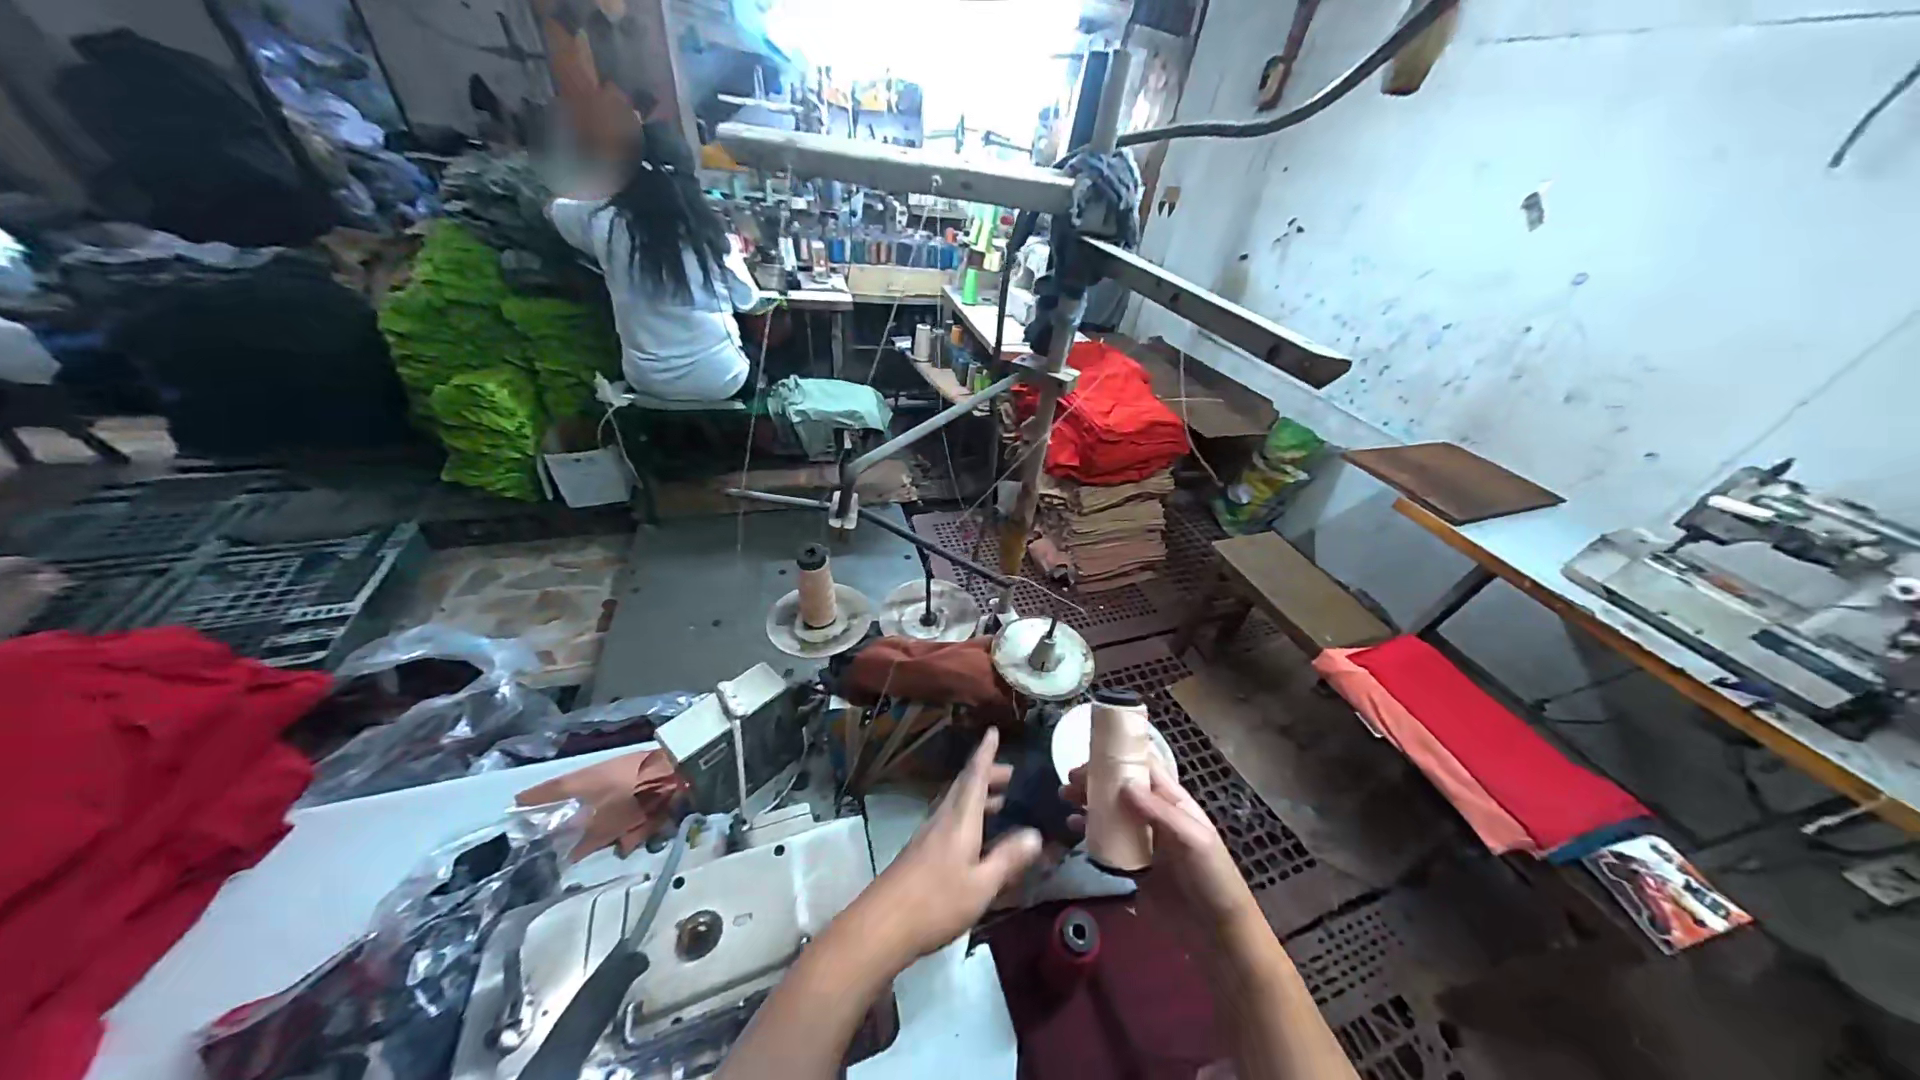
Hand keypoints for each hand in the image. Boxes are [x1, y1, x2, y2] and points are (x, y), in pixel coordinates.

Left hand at [847, 728, 1042, 962]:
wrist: (882, 925)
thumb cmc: (936, 902)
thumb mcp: (981, 884)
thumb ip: (1008, 858)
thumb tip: (1035, 833)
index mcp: (959, 820)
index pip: (974, 777)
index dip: (985, 754)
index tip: (992, 732)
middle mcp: (942, 819)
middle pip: (965, 787)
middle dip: (987, 775)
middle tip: (1011, 774)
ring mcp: (929, 835)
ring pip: (956, 804)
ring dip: (978, 796)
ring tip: (1001, 801)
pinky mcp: (922, 852)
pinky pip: (950, 820)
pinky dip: (969, 816)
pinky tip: (977, 836)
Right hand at [1063, 757, 1258, 942]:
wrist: (1215, 931)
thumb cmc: (1211, 877)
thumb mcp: (1193, 839)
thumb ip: (1160, 812)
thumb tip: (1124, 785)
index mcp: (1173, 801)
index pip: (1145, 768)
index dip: (1120, 756)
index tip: (1091, 754)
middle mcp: (1154, 814)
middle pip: (1121, 787)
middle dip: (1095, 779)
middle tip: (1069, 779)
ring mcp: (1142, 839)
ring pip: (1110, 810)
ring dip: (1088, 800)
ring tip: (1065, 798)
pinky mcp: (1131, 862)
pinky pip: (1107, 839)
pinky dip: (1089, 829)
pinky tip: (1074, 827)